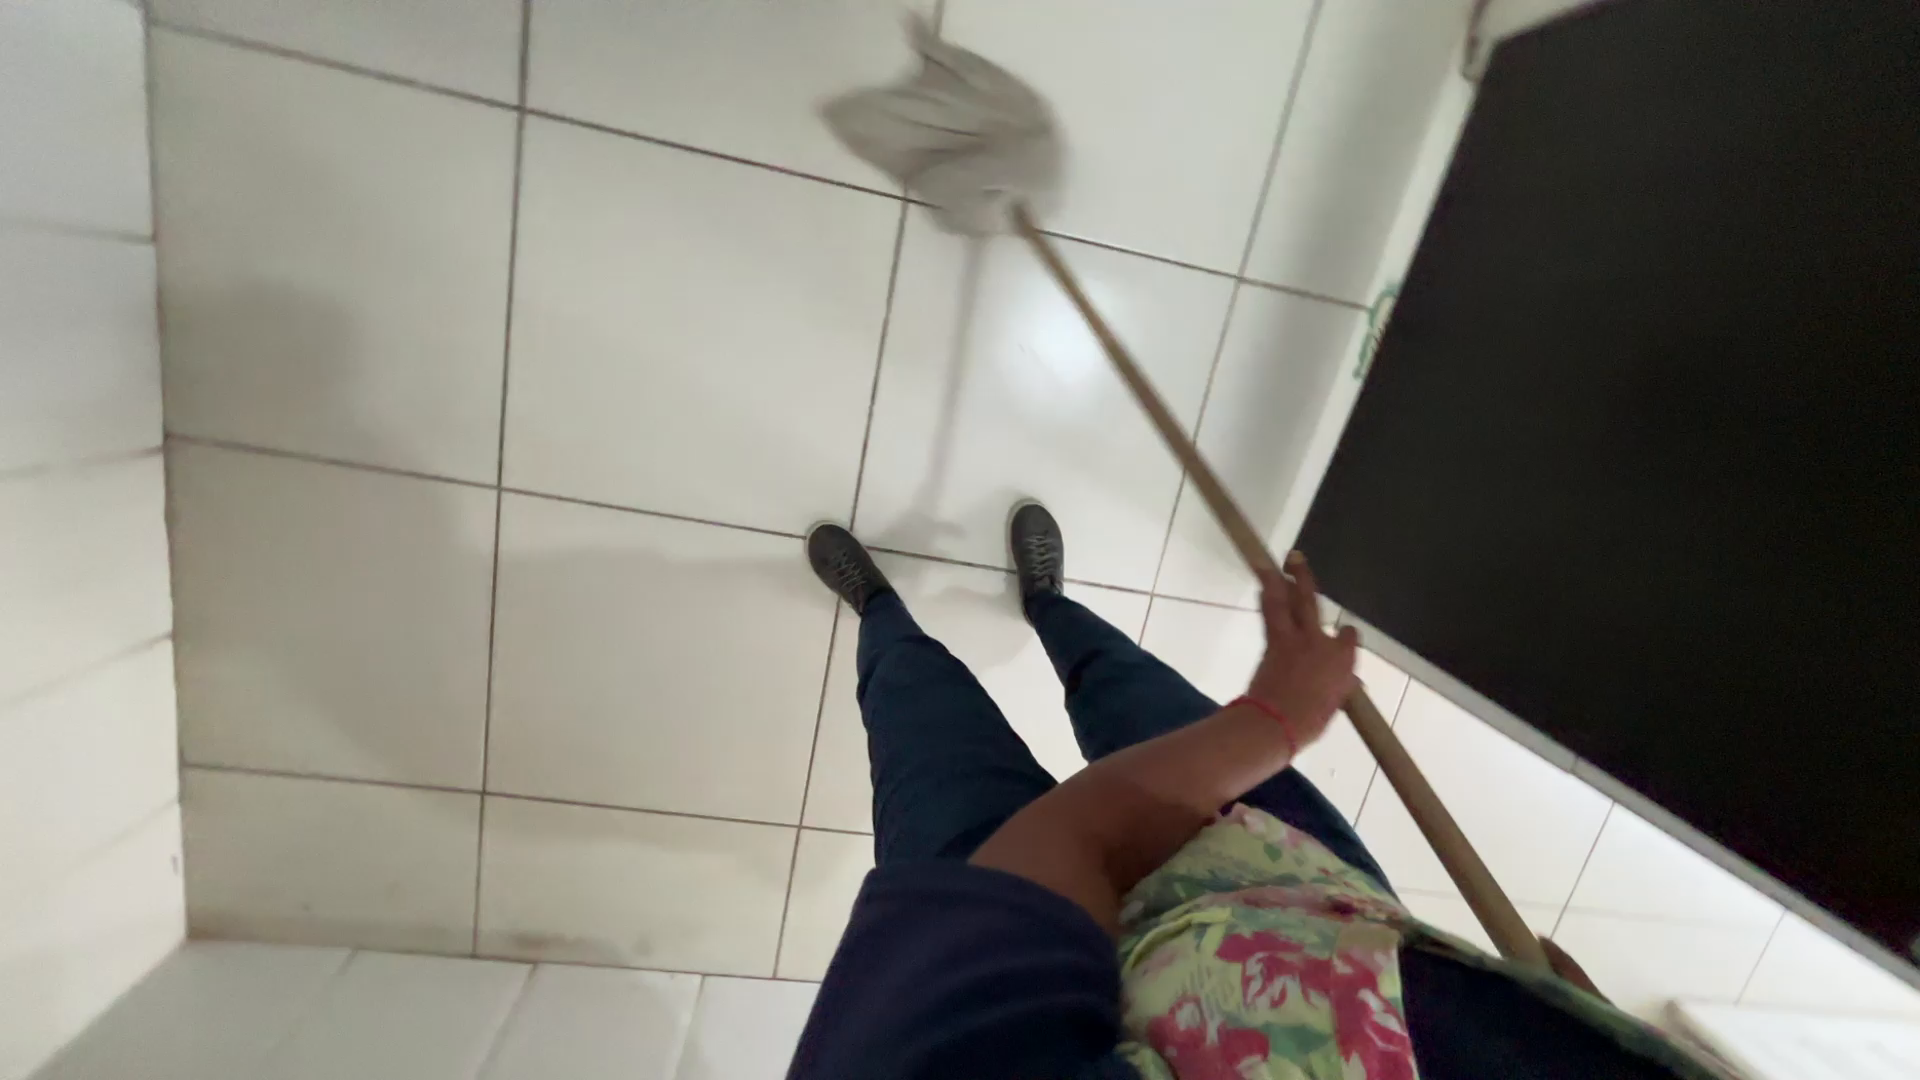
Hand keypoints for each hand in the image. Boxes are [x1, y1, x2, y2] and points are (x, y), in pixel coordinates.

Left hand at [1247, 552, 1359, 750]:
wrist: (1279, 720)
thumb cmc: (1309, 721)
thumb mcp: (1333, 705)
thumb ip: (1337, 687)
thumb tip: (1344, 683)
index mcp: (1343, 660)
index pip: (1348, 636)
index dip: (1344, 636)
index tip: (1341, 635)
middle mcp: (1322, 641)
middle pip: (1313, 603)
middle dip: (1304, 578)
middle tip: (1295, 558)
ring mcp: (1296, 637)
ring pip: (1288, 600)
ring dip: (1278, 579)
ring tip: (1271, 562)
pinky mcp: (1275, 641)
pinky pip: (1271, 613)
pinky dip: (1267, 598)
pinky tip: (1263, 586)